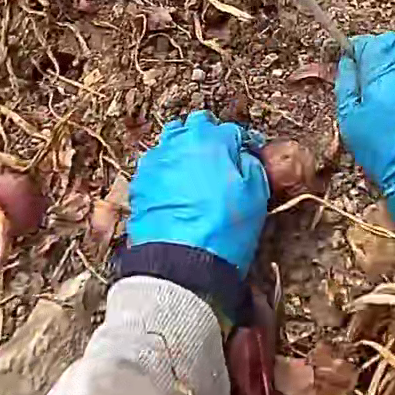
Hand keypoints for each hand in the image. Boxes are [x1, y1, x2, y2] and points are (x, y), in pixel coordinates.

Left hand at [128, 111, 268, 272]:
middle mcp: (179, 142)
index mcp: (210, 139)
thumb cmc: (222, 229)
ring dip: (185, 152)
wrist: (180, 266)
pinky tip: (178, 193)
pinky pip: (156, 168)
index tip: (246, 159)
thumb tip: (245, 157)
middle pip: (196, 128)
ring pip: (172, 144)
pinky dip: (167, 173)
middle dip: (209, 140)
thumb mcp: (256, 194)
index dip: (242, 146)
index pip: (231, 130)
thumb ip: (253, 164)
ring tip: (197, 176)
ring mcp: (155, 162)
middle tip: (221, 164)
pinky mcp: (139, 184)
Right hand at [336, 32, 394, 224]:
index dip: (357, 55)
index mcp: (385, 62)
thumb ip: (346, 82)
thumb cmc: (384, 148)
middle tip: (374, 91)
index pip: (367, 42)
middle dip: (382, 63)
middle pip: (393, 47)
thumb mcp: (349, 117)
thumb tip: (347, 62)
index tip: (354, 71)